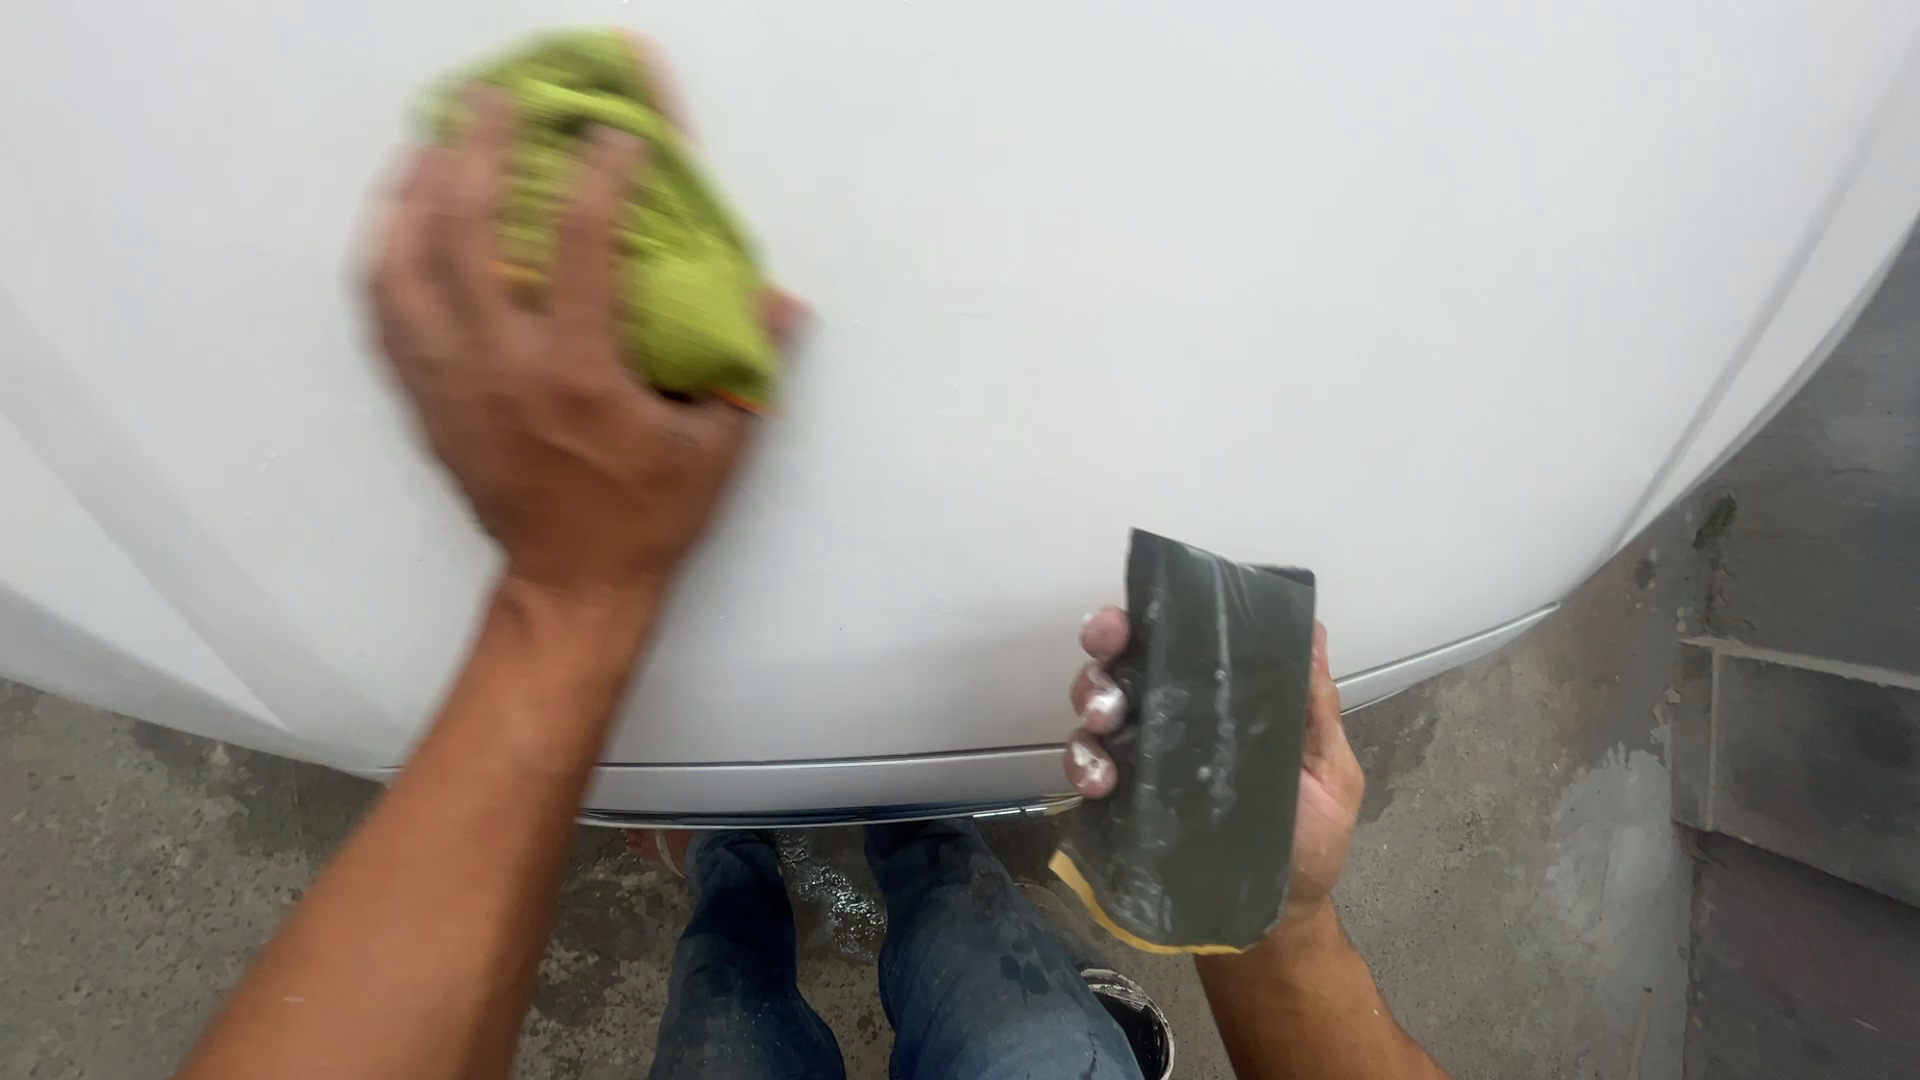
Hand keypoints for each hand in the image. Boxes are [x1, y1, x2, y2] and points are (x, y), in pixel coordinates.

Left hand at [368, 85, 802, 599]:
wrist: (575, 582)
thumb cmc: (652, 515)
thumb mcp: (719, 447)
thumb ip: (747, 367)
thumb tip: (783, 302)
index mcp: (581, 377)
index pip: (580, 248)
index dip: (599, 179)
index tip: (620, 137)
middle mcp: (502, 368)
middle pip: (466, 232)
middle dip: (477, 149)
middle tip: (494, 100)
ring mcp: (451, 383)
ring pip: (403, 263)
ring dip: (414, 189)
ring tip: (433, 144)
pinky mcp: (427, 402)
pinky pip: (383, 311)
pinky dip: (384, 253)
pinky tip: (399, 223)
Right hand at [1064, 610, 1365, 925]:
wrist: (1280, 914)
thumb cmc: (1310, 835)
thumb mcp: (1328, 768)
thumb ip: (1313, 707)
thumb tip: (1314, 631)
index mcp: (1214, 697)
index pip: (1169, 641)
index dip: (1141, 620)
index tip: (1128, 617)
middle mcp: (1168, 717)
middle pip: (1120, 666)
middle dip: (1104, 654)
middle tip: (1111, 667)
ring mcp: (1139, 758)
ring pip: (1094, 710)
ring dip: (1090, 704)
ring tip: (1105, 721)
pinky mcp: (1120, 801)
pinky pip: (1085, 769)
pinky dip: (1082, 765)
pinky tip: (1101, 779)